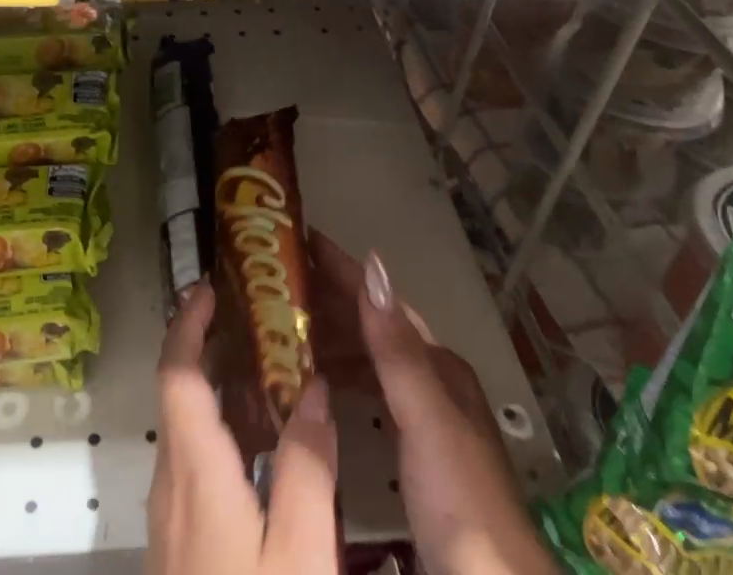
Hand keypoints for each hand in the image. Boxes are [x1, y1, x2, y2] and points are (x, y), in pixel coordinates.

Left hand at [147, 280, 338, 574]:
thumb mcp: (299, 549)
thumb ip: (306, 466)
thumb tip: (314, 386)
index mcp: (196, 471)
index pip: (179, 376)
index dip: (189, 324)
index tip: (211, 285)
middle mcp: (172, 480)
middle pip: (178, 393)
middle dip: (207, 344)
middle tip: (255, 314)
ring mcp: (171, 511)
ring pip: (186, 426)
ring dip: (216, 386)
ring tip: (269, 363)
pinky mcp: (179, 536)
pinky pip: (194, 458)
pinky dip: (221, 427)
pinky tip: (262, 438)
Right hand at [309, 233, 557, 574]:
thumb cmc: (459, 495)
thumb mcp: (427, 418)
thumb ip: (397, 350)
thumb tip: (373, 268)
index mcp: (438, 366)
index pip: (382, 302)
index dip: (343, 268)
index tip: (299, 237)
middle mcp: (433, 380)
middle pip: (374, 325)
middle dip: (328, 298)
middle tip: (274, 279)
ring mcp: (424, 415)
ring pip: (370, 358)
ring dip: (330, 336)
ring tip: (282, 323)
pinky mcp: (413, 447)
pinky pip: (368, 391)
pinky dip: (340, 375)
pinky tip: (316, 382)